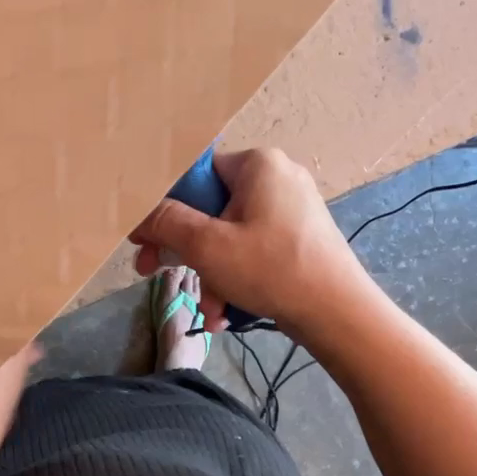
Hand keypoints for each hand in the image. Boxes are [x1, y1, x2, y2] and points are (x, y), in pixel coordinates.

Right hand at [129, 148, 373, 332]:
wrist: (335, 310)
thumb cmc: (270, 269)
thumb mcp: (207, 246)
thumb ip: (167, 223)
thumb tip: (140, 213)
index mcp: (256, 164)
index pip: (193, 175)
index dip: (162, 207)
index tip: (144, 240)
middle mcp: (275, 176)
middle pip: (208, 210)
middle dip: (186, 253)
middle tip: (156, 274)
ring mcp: (290, 207)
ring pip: (227, 237)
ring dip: (209, 276)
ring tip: (210, 310)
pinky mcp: (297, 236)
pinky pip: (250, 250)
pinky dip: (234, 278)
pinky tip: (227, 310)